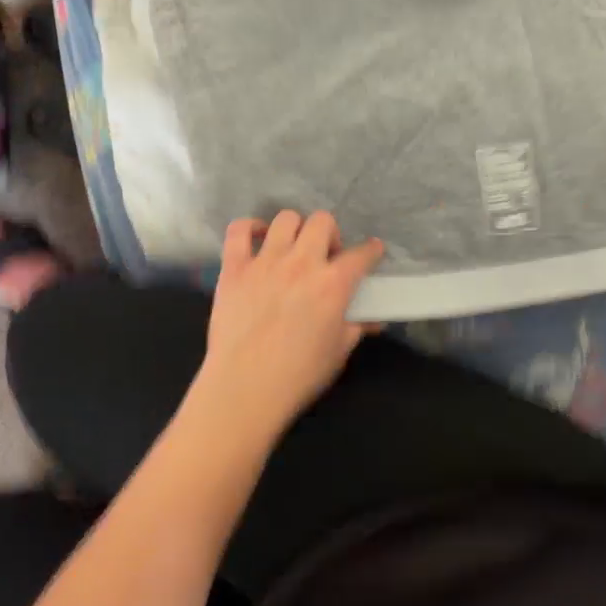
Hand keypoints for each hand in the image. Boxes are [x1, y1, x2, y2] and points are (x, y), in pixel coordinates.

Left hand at [200, 210, 384, 420]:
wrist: (245, 387)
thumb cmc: (299, 375)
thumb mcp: (339, 351)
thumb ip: (357, 327)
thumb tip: (372, 320)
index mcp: (333, 284)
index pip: (362, 255)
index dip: (371, 251)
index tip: (372, 252)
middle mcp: (301, 264)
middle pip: (322, 222)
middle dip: (331, 234)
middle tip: (326, 256)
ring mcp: (265, 262)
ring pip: (285, 219)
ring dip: (295, 229)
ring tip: (293, 249)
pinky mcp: (234, 268)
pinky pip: (238, 230)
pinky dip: (249, 228)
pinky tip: (257, 240)